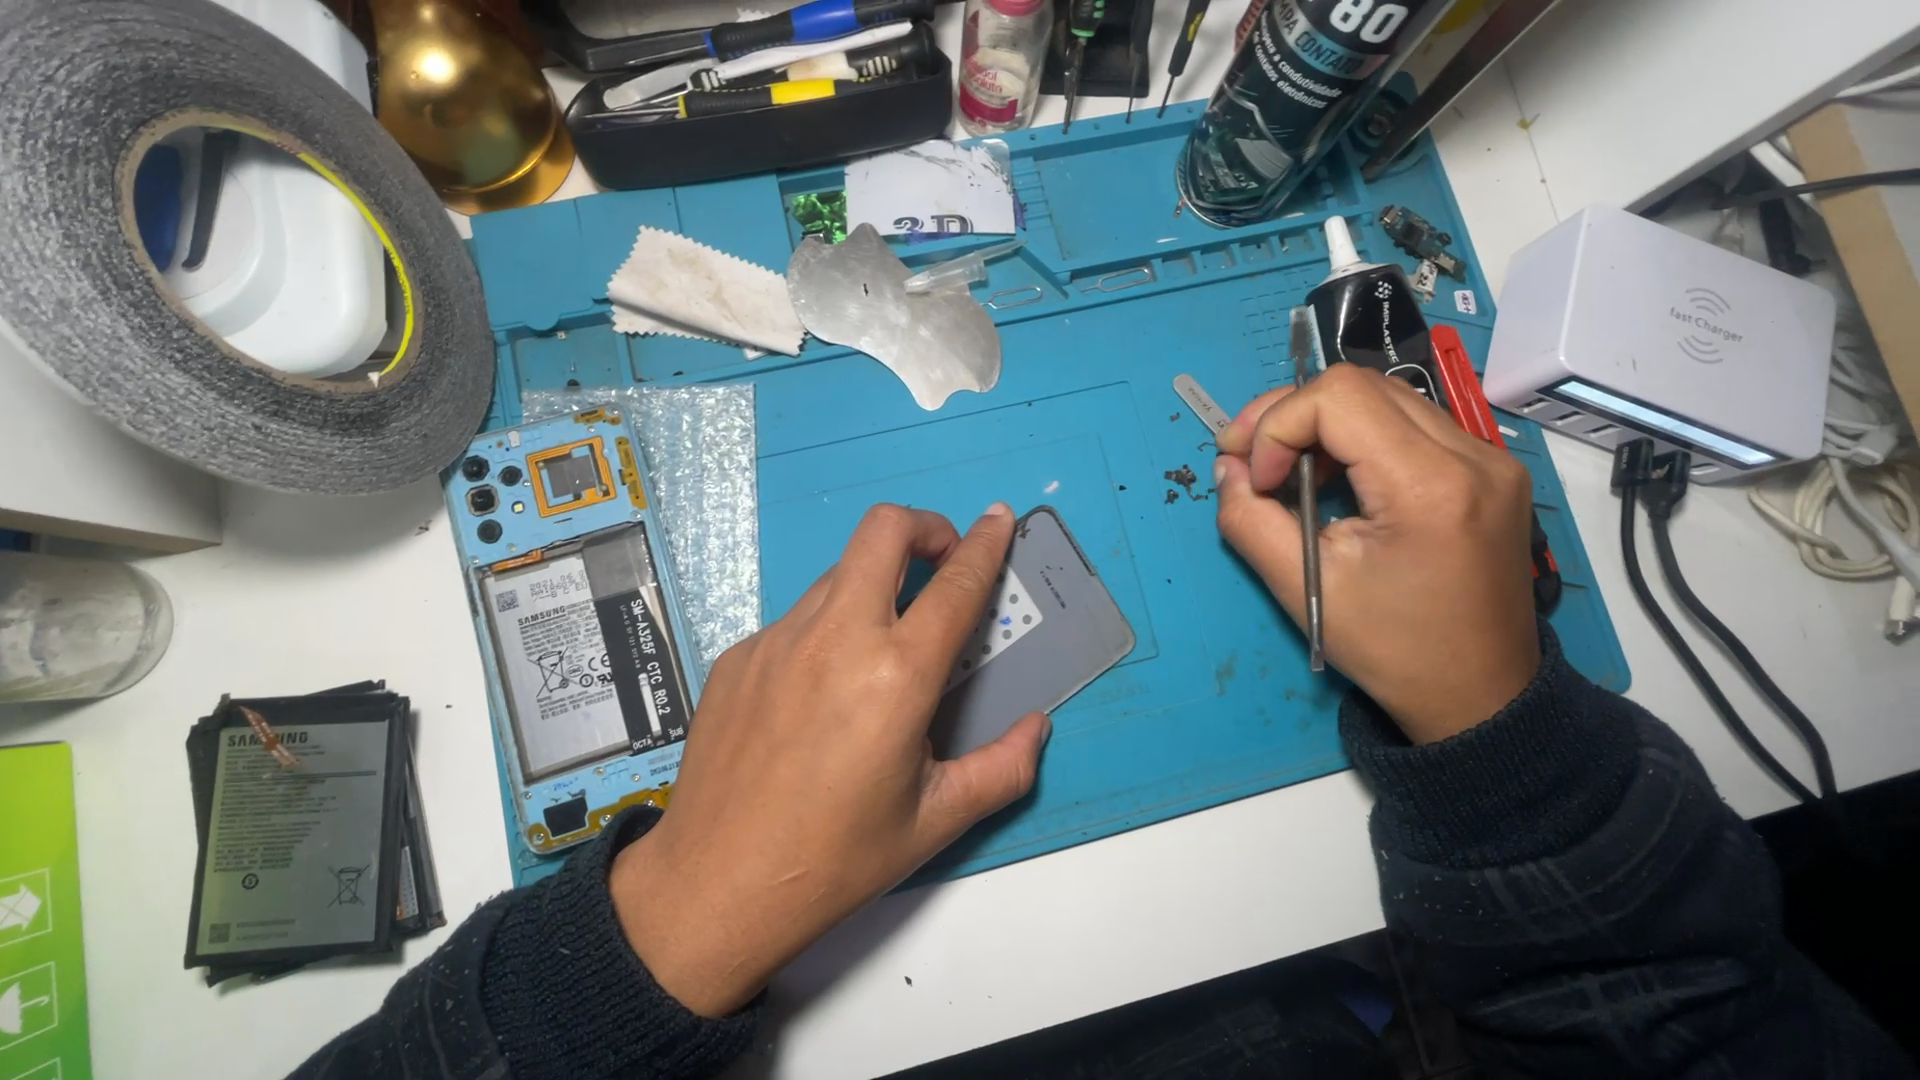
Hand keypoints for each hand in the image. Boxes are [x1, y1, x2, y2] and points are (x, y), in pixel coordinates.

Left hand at [611, 503, 1049, 1016]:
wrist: (713, 889)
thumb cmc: (835, 860)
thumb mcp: (934, 822)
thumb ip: (1002, 769)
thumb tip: (1037, 728)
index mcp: (895, 676)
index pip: (955, 585)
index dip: (985, 544)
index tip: (998, 518)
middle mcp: (834, 638)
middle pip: (881, 531)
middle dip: (924, 528)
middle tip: (940, 564)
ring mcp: (776, 640)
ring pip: (837, 574)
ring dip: (874, 585)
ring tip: (879, 650)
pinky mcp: (738, 656)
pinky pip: (795, 621)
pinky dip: (826, 632)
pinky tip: (817, 698)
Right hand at [1213, 365, 1539, 744]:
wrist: (1477, 694)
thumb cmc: (1389, 648)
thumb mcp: (1301, 587)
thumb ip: (1248, 519)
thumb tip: (1229, 468)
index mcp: (1428, 486)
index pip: (1337, 398)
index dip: (1276, 426)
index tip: (1256, 481)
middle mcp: (1472, 455)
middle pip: (1359, 384)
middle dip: (1288, 415)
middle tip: (1250, 459)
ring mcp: (1489, 458)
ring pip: (1384, 396)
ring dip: (1321, 423)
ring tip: (1289, 470)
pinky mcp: (1489, 469)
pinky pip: (1409, 423)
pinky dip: (1357, 437)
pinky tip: (1336, 477)